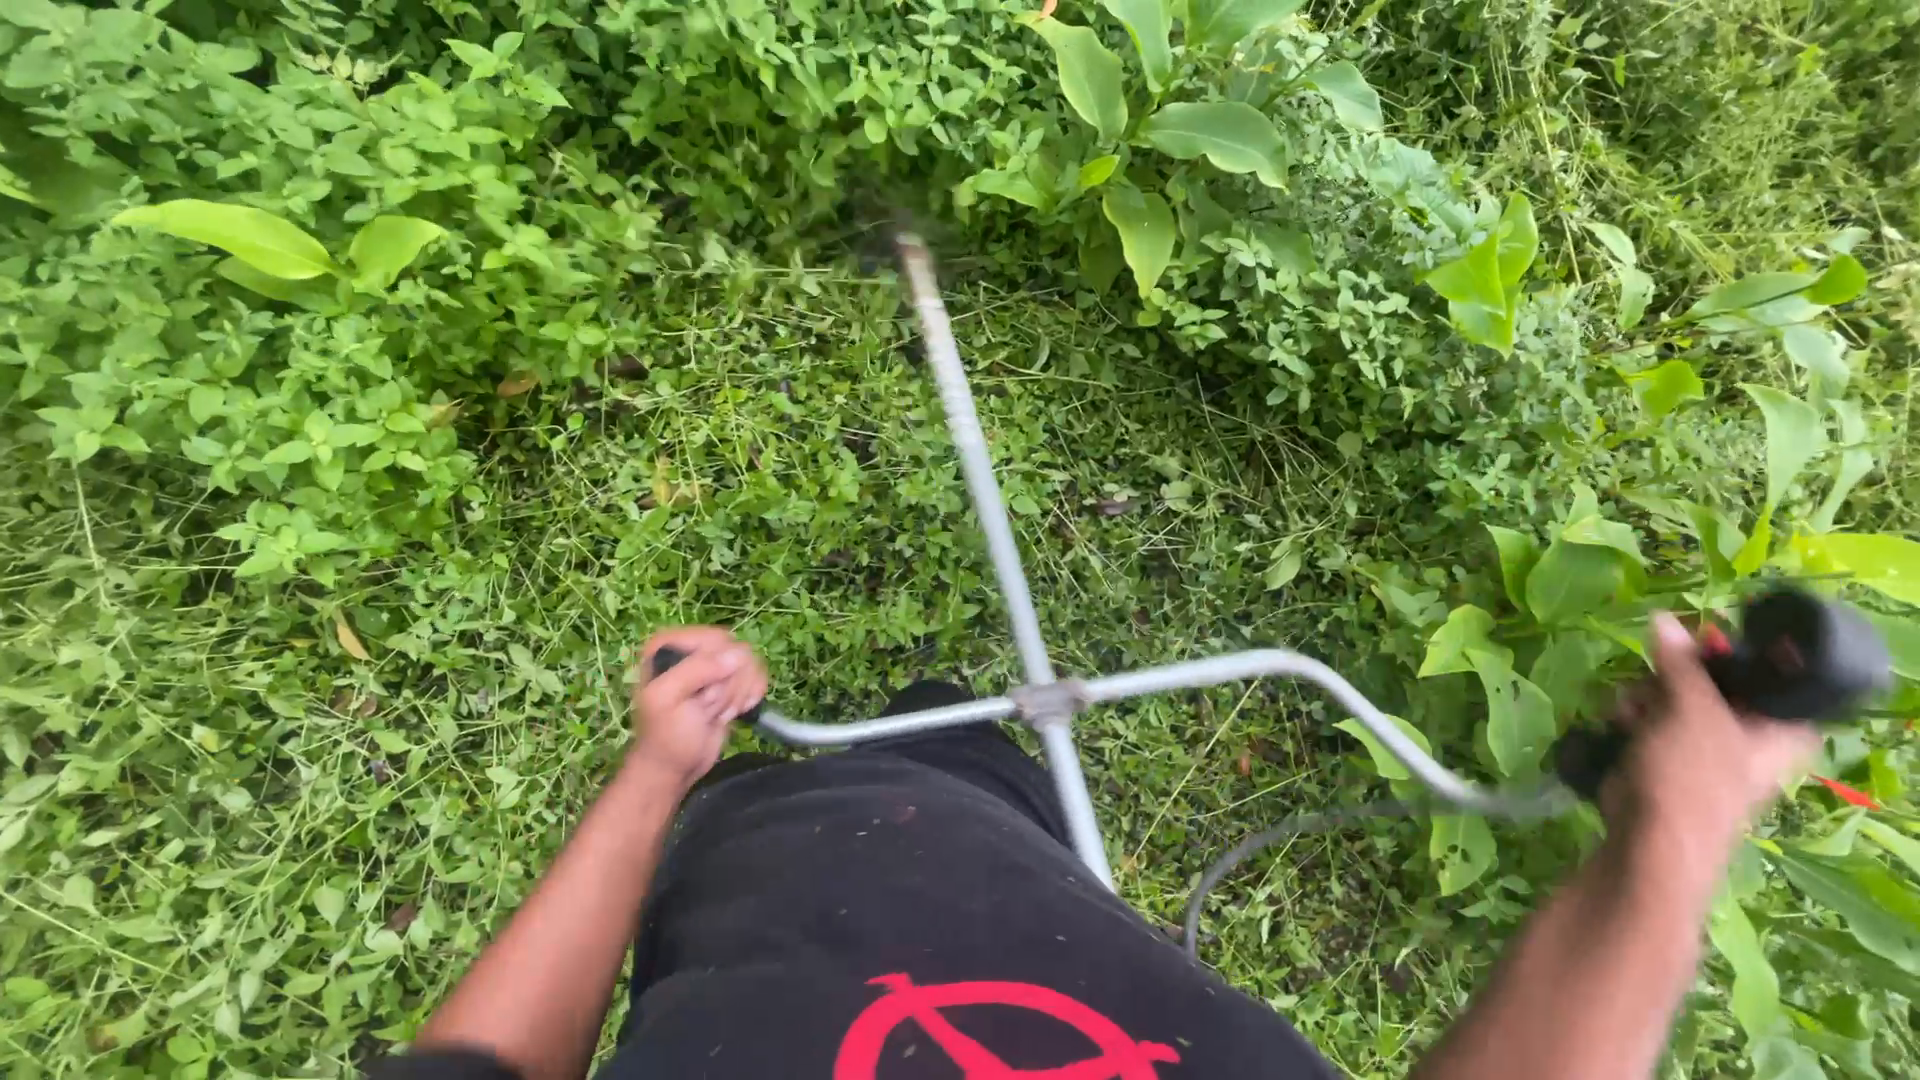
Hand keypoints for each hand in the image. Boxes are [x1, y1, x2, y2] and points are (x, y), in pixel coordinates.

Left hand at [626, 627, 767, 788]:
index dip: (716, 669)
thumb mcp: (667, 699)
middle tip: (705, 706)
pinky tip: (734, 711)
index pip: (716, 639)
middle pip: (737, 651)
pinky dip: (751, 695)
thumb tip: (738, 655)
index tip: (701, 695)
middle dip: (727, 685)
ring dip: (737, 694)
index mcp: (670, 644)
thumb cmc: (666, 736)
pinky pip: (758, 674)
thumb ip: (696, 670)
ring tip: (714, 712)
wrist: (678, 768)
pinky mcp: (733, 679)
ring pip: (750, 664)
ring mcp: (716, 664)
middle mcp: (694, 647)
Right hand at [1603, 612, 1820, 859]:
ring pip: (1673, 697)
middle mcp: (1747, 733)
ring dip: (1644, 696)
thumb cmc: (1691, 778)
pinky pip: (1650, 717)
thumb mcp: (1691, 712)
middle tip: (1655, 682)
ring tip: (1629, 707)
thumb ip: (1681, 665)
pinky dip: (1632, 714)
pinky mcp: (1667, 754)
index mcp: (1780, 728)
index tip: (1699, 644)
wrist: (1651, 834)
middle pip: (1711, 682)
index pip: (1768, 676)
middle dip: (1672, 678)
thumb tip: (1662, 618)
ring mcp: (1705, 746)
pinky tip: (1620, 718)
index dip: (1734, 657)